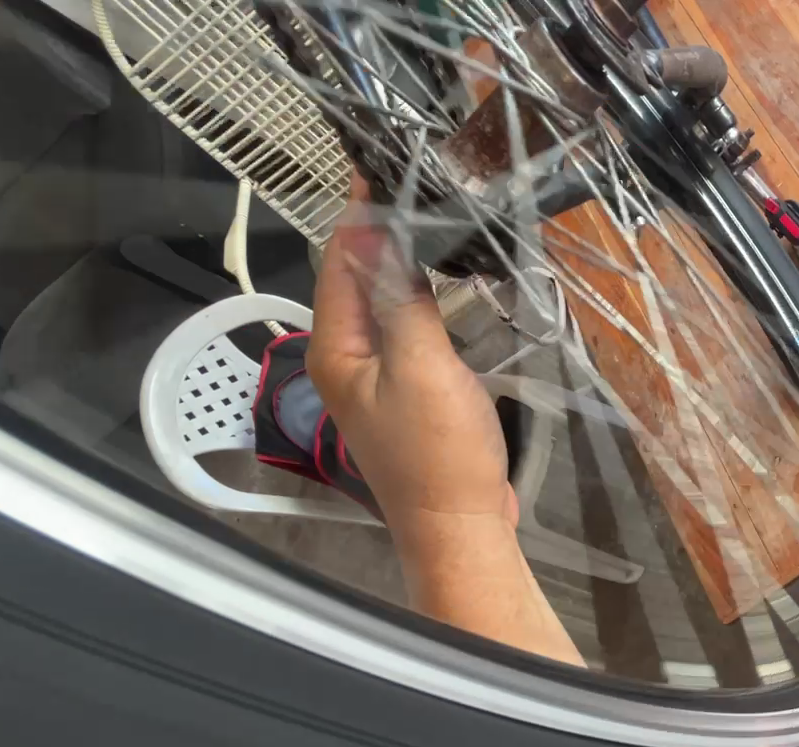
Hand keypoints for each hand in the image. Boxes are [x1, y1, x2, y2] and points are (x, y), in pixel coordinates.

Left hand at [305, 179, 516, 539]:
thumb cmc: (441, 451)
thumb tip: (378, 233)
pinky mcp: (409, 402)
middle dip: (378, 238)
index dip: (358, 216)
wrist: (460, 525)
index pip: (338, 263)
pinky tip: (444, 299)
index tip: (379, 169)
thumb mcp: (423, 367)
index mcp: (337, 349)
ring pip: (382, 311)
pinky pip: (407, 338)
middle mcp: (347, 362)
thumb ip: (399, 300)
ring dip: (401, 272)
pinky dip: (421, 308)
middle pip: (355, 285)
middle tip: (416, 196)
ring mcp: (378, 385)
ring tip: (431, 233)